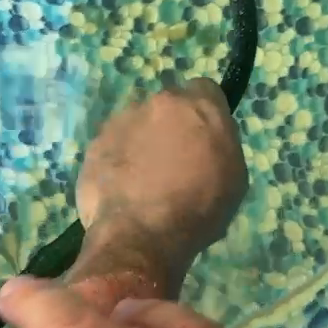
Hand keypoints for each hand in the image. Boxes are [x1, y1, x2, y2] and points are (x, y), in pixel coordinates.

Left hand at [71, 78, 247, 290]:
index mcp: (197, 106)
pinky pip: (111, 149)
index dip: (205, 116)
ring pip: (135, 125)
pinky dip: (118, 164)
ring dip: (141, 144)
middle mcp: (156, 102)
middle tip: (174, 165)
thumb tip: (207, 142)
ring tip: (144, 183)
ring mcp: (119, 122)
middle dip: (171, 128)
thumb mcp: (234, 180)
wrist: (141, 236)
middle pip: (167, 107)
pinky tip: (123, 192)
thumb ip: (222, 147)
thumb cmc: (198, 211)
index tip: (204, 139)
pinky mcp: (93, 145)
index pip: (205, 91)